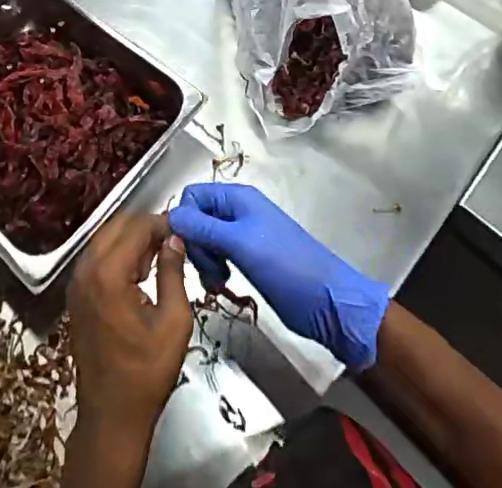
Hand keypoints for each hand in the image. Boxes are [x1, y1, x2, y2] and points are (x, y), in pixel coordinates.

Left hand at [67, 212, 192, 447]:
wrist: (111, 411)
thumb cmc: (147, 371)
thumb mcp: (173, 323)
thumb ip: (173, 273)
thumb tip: (175, 239)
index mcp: (107, 273)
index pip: (134, 227)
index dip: (160, 222)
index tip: (184, 227)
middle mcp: (85, 268)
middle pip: (115, 226)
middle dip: (144, 227)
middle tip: (173, 240)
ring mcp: (76, 280)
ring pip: (104, 240)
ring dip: (130, 240)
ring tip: (160, 256)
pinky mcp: (76, 292)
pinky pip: (96, 258)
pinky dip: (117, 254)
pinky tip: (139, 272)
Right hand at [168, 183, 388, 370]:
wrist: (331, 306)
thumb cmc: (287, 268)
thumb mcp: (240, 244)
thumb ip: (202, 228)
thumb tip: (170, 217)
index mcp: (237, 199)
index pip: (192, 196)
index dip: (185, 220)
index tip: (188, 248)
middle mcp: (238, 212)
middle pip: (196, 217)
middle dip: (195, 243)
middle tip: (208, 269)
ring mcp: (244, 236)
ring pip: (205, 238)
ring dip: (204, 260)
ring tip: (217, 281)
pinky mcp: (249, 258)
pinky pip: (218, 255)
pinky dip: (214, 268)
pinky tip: (222, 284)